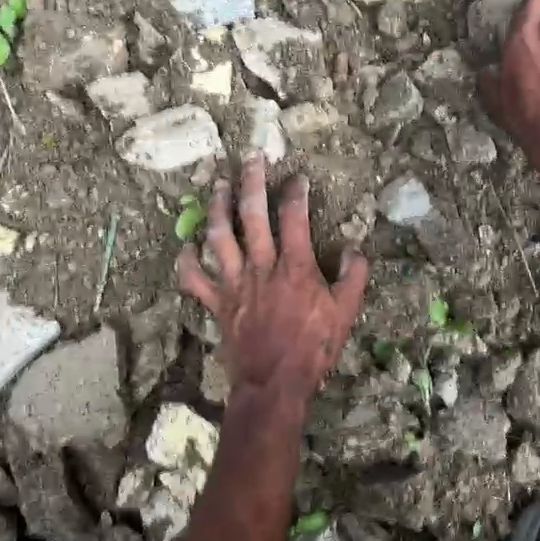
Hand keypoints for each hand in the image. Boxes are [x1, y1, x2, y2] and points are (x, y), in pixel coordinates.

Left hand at [177, 156, 370, 404]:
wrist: (274, 383)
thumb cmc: (313, 348)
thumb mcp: (346, 313)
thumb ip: (354, 277)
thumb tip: (355, 248)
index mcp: (295, 266)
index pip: (294, 216)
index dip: (296, 192)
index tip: (298, 177)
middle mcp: (262, 266)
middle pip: (253, 213)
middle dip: (252, 181)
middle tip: (251, 157)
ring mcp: (235, 282)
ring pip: (220, 235)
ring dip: (217, 206)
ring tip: (217, 184)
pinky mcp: (218, 302)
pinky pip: (195, 278)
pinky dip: (187, 261)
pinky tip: (185, 246)